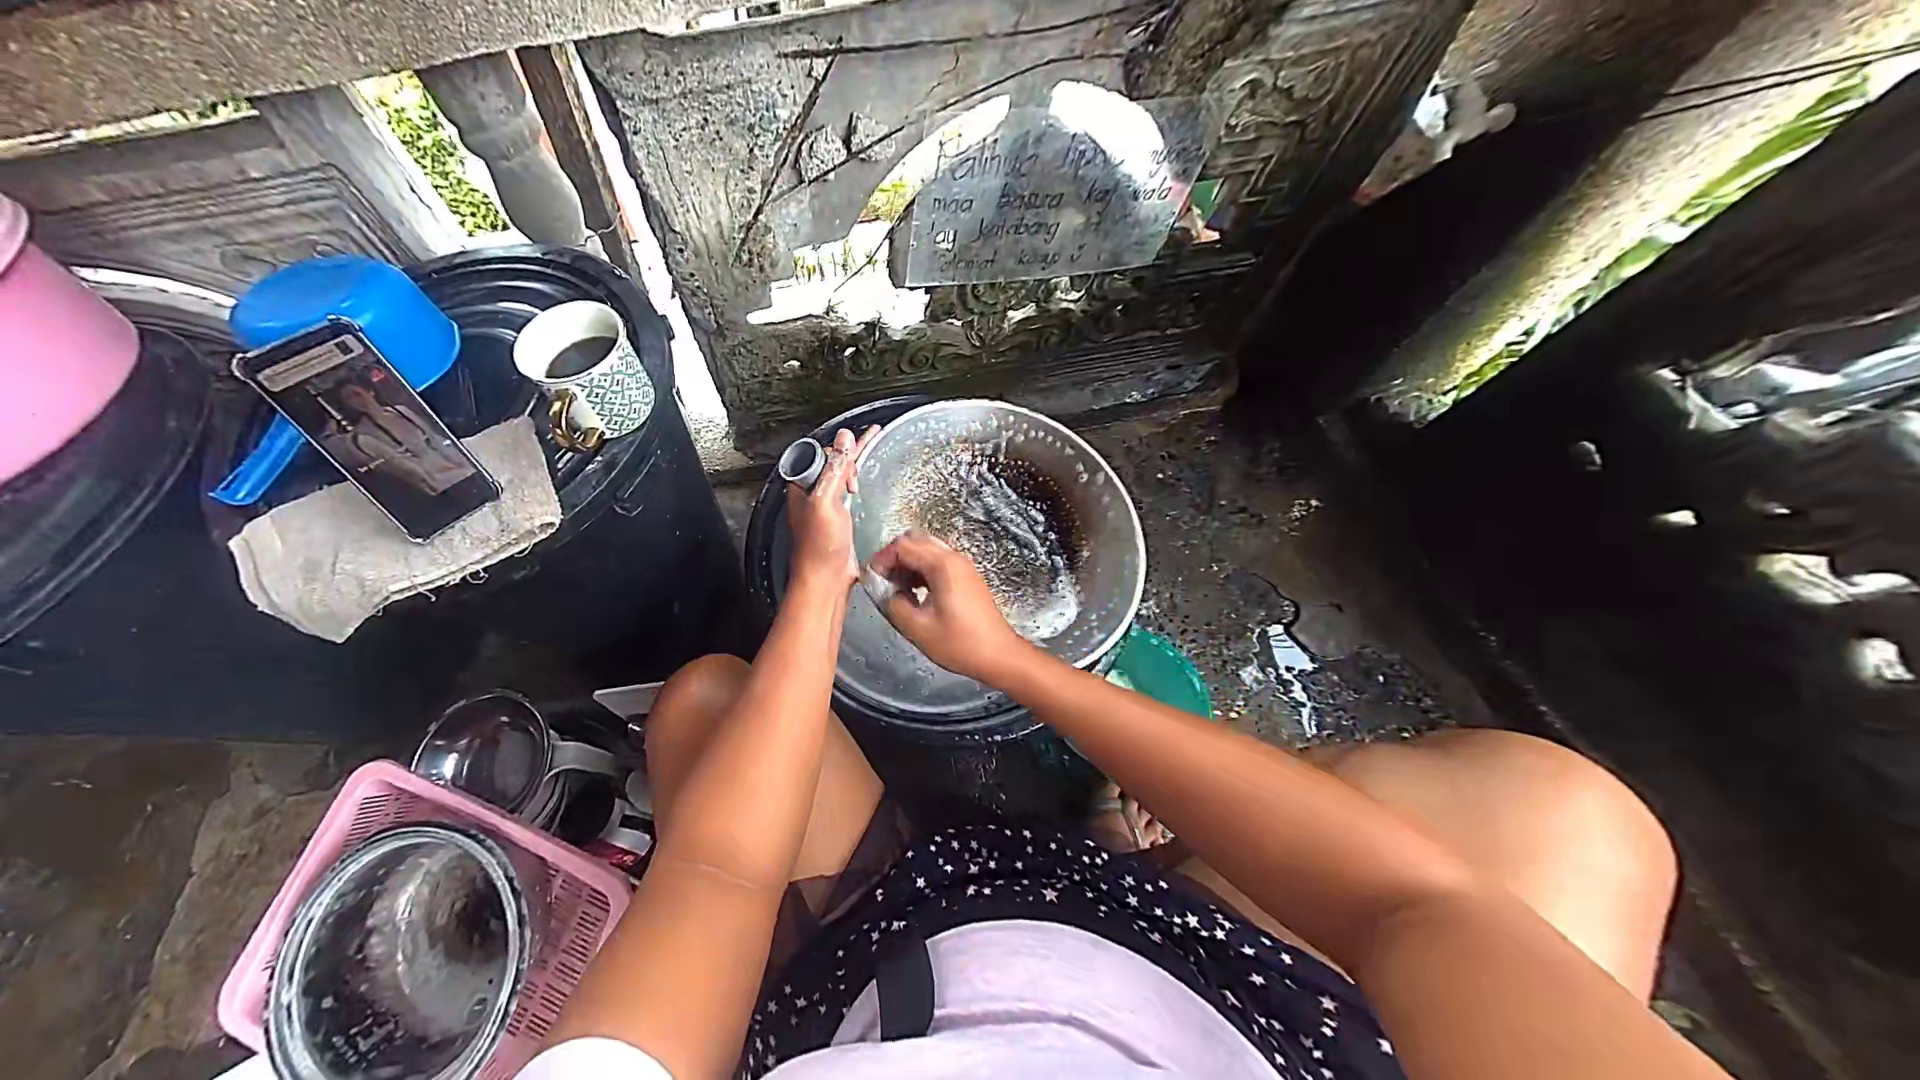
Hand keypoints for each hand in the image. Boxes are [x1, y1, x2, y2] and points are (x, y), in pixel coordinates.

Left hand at [786, 426, 878, 588]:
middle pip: (832, 461)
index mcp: (800, 485)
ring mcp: (825, 504)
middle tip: (857, 470)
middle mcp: (811, 493)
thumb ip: (834, 469)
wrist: (826, 579)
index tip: (854, 450)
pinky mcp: (839, 516)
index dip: (837, 453)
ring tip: (866, 462)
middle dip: (848, 461)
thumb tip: (844, 439)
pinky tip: (867, 479)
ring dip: (855, 469)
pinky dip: (860, 480)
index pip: (820, 453)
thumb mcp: (826, 501)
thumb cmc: (818, 547)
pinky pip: (849, 490)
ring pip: (841, 474)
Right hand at [869, 530, 1034, 682]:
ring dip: (908, 565)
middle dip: (895, 559)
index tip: (873, 577)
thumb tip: (884, 592)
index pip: (903, 545)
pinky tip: (915, 594)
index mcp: (943, 566)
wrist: (998, 655)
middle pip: (916, 542)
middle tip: (883, 582)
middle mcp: (955, 560)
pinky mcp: (967, 579)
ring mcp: (963, 568)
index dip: (882, 559)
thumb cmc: (962, 644)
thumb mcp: (917, 628)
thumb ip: (894, 604)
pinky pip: (938, 564)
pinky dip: (922, 572)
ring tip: (897, 590)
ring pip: (927, 552)